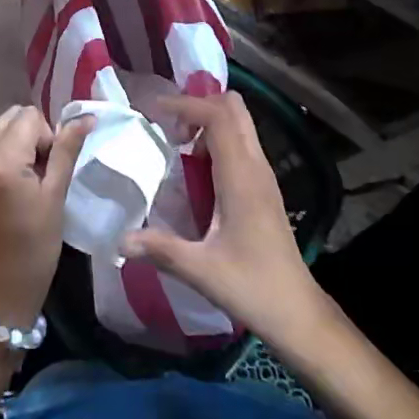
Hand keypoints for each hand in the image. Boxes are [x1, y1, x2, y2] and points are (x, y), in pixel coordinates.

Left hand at [0, 106, 90, 328]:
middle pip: (9, 118)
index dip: (47, 136)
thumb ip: (67, 151)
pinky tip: (8, 191)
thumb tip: (86, 117)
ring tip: (24, 184)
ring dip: (15, 147)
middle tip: (40, 175)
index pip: (29, 116)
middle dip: (30, 137)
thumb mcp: (56, 196)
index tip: (51, 170)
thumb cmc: (34, 247)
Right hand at [122, 92, 334, 340]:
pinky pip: (240, 145)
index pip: (219, 117)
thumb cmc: (253, 288)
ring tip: (175, 143)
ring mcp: (263, 177)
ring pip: (239, 125)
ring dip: (207, 122)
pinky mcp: (263, 189)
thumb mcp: (200, 270)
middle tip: (167, 126)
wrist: (299, 314)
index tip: (154, 112)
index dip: (186, 105)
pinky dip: (215, 140)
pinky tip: (193, 168)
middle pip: (235, 110)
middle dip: (198, 106)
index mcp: (242, 178)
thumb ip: (160, 249)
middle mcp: (256, 168)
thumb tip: (119, 240)